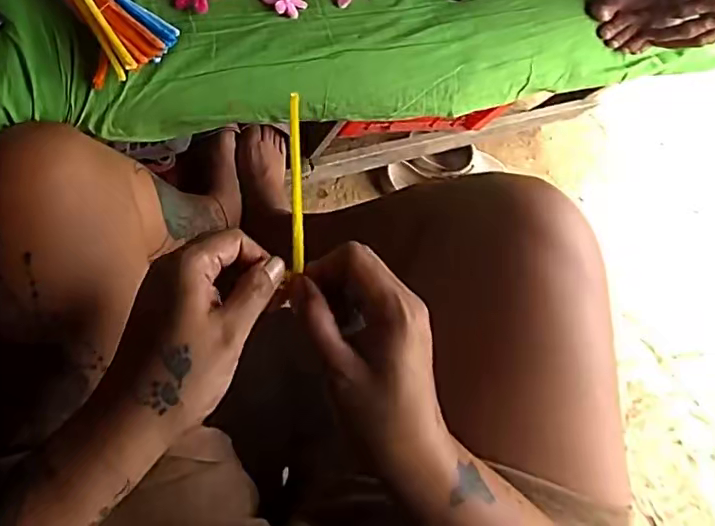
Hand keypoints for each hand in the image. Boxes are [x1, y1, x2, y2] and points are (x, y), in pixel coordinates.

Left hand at [97, 229, 284, 438]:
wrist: (129, 419)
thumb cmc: (185, 376)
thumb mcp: (231, 333)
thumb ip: (256, 291)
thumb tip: (277, 263)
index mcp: (187, 263)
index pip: (235, 238)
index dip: (261, 257)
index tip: (278, 288)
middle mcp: (168, 263)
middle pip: (219, 247)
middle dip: (248, 268)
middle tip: (270, 301)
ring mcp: (157, 282)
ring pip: (206, 265)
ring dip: (232, 281)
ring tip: (253, 312)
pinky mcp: (153, 301)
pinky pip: (191, 281)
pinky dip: (214, 292)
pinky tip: (226, 320)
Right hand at [290, 242, 450, 476]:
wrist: (418, 459)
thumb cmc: (377, 420)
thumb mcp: (337, 370)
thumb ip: (315, 320)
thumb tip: (296, 283)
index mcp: (394, 307)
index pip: (354, 256)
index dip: (321, 266)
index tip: (300, 294)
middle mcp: (408, 299)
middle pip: (361, 261)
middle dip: (329, 277)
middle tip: (307, 310)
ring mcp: (412, 310)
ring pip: (366, 274)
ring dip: (339, 290)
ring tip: (322, 324)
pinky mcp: (409, 321)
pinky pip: (374, 293)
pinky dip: (352, 301)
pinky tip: (341, 332)